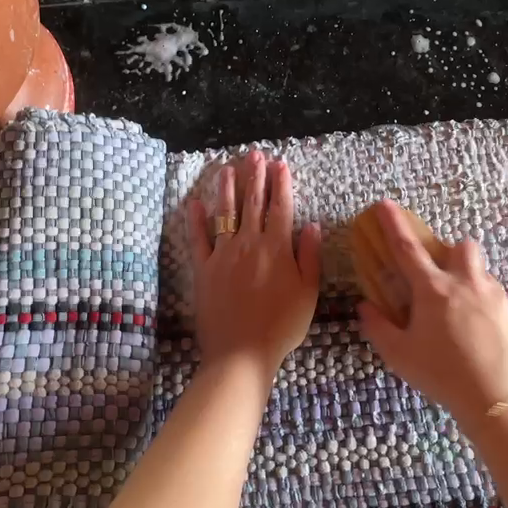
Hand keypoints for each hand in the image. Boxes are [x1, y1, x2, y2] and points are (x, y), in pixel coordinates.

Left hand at [185, 152, 322, 381]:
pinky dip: (196, 220)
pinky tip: (195, 203)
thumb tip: (312, 225)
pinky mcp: (203, 269)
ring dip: (227, 188)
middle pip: (252, 203)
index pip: (281, 207)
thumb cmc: (281, 326)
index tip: (281, 164)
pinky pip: (198, 239)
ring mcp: (223, 255)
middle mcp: (249, 244)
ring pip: (225, 213)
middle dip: (255, 176)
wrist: (241, 353)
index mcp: (277, 248)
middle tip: (254, 155)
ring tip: (227, 168)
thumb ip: (310, 257)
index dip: (282, 183)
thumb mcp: (308, 293)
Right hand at [356, 200, 507, 431]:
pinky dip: (486, 307)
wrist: (498, 400)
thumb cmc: (442, 375)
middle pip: (462, 247)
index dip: (394, 224)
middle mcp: (466, 284)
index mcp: (433, 290)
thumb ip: (378, 326)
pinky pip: (498, 298)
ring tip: (462, 313)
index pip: (407, 248)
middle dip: (451, 253)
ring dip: (470, 280)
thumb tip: (365, 306)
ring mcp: (495, 296)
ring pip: (482, 272)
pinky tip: (481, 336)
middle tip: (442, 279)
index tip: (385, 204)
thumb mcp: (399, 355)